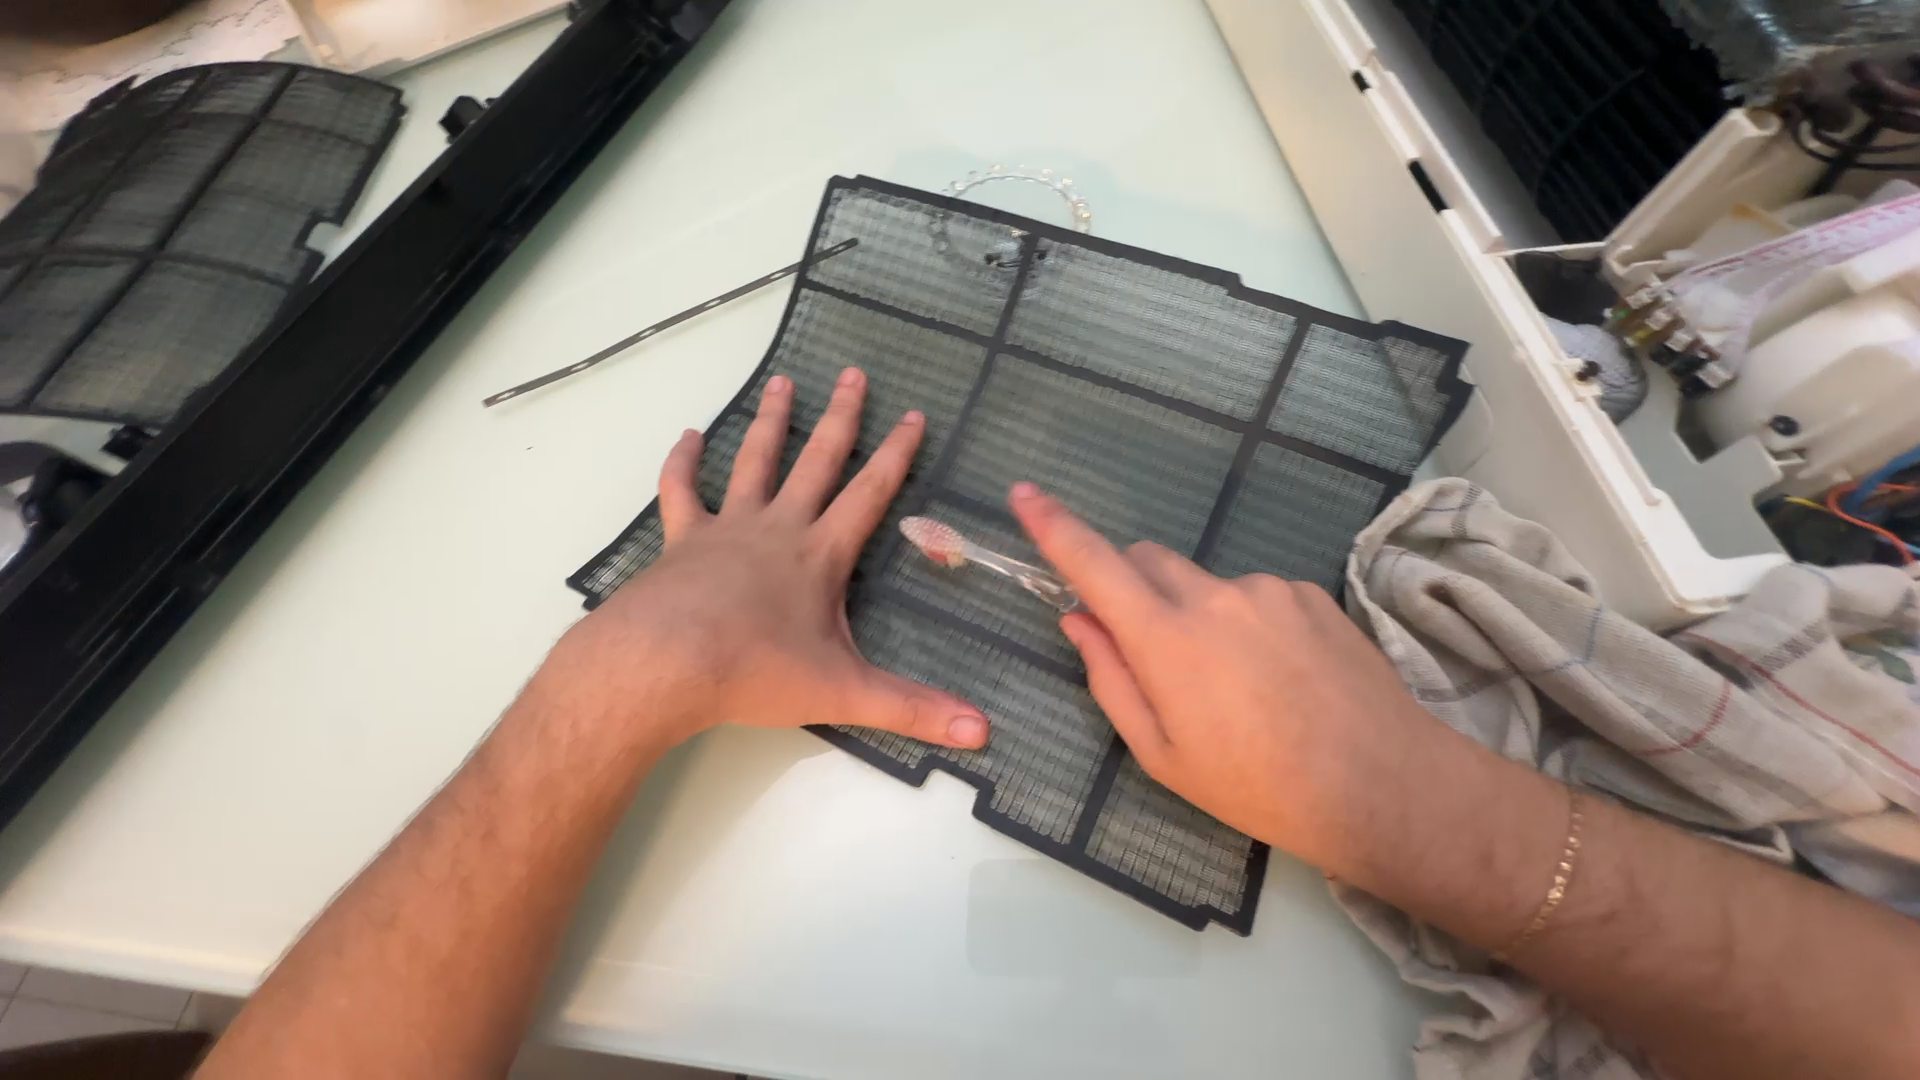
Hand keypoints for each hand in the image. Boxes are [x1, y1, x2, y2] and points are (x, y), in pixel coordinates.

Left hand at [545, 367, 988, 750]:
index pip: (871, 493)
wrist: (661, 667)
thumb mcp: (844, 693)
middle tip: (853, 372)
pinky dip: (684, 462)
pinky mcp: (683, 540)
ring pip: (755, 460)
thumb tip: (983, 733)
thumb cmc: (755, 673)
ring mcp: (727, 527)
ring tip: (782, 381)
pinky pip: (682, 491)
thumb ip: (914, 710)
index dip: (897, 453)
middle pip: (817, 460)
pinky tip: (688, 436)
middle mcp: (779, 527)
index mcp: (821, 553)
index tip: (914, 414)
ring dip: (771, 421)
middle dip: (841, 416)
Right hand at [1009, 482, 1446, 869]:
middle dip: (1129, 585)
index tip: (1023, 494)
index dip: (1052, 525)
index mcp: (1166, 639)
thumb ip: (1110, 677)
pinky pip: (1250, 592)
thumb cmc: (1257, 786)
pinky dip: (1241, 619)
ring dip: (1193, 612)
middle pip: (1145, 559)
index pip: (1094, 564)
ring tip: (1234, 681)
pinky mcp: (1308, 591)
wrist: (1384, 786)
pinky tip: (1276, 671)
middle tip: (1149, 647)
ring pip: (1201, 581)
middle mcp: (1213, 595)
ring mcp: (1266, 588)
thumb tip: (1079, 620)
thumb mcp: (1161, 754)